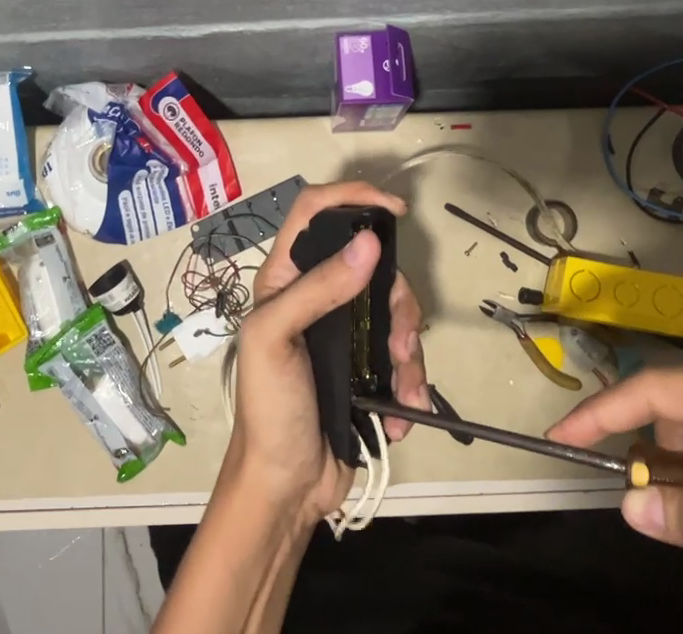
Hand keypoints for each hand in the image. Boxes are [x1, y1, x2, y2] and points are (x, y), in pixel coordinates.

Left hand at [223, 182, 429, 523]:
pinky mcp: (368, 365)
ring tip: (402, 387)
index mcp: (286, 279)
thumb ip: (317, 289)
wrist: (287, 484)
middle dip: (396, 299)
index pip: (315, 214)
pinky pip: (404, 353)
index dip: (351, 198)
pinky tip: (404, 410)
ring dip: (408, 347)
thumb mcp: (275, 339)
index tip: (392, 208)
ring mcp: (346, 332)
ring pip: (396, 310)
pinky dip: (412, 379)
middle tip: (397, 342)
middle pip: (373, 265)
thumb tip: (368, 243)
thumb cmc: (270, 407)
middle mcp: (318, 296)